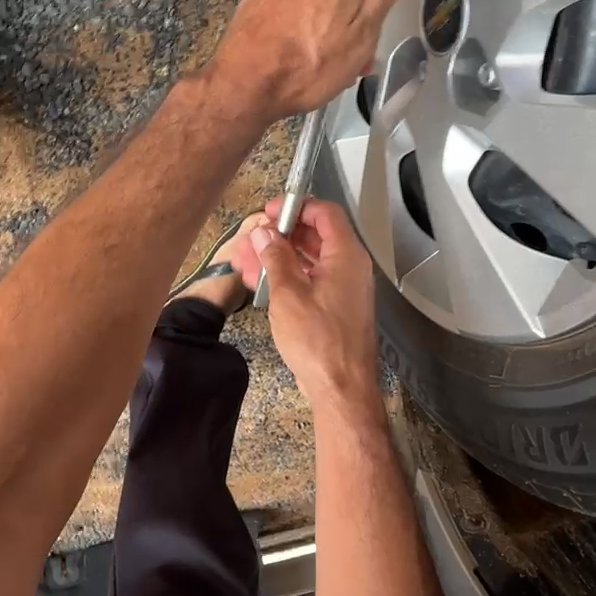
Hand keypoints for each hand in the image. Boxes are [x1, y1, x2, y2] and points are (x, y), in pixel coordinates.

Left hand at [208, 0, 419, 122]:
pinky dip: (300, 22)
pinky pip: (290, 4)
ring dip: (328, 15)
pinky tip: (296, 53)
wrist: (241, 86)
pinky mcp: (256, 2)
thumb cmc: (308, 66)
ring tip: (326, 57)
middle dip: (356, 0)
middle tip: (358, 44)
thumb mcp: (361, 34)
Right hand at [251, 197, 381, 420]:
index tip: (267, 213)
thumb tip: (263, 231)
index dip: (295, 207)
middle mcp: (350, 267)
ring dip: (278, 258)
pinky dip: (287, 277)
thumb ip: (275, 257)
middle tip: (249, 241)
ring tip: (245, 264)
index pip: (325, 213)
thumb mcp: (288, 294)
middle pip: (315, 235)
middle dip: (279, 235)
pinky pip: (311, 280)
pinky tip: (260, 284)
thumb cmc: (317, 340)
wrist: (342, 389)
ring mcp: (344, 288)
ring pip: (309, 259)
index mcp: (346, 256)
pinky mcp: (335, 307)